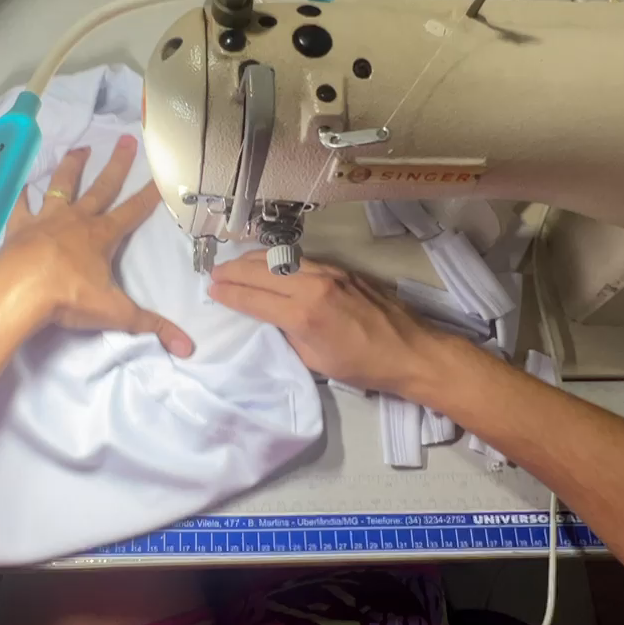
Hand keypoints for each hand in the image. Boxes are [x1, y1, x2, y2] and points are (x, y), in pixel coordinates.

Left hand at [0, 135, 194, 356]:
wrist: (20, 293)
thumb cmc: (69, 298)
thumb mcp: (117, 314)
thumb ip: (152, 327)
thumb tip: (188, 348)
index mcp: (102, 236)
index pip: (133, 211)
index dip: (150, 194)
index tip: (163, 174)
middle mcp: (77, 220)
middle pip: (101, 188)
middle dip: (116, 164)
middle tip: (126, 139)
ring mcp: (46, 220)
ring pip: (62, 186)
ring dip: (72, 167)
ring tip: (81, 149)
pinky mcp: (19, 228)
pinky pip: (21, 206)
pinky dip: (22, 195)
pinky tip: (23, 185)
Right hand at [208, 252, 459, 395]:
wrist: (411, 351)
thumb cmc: (363, 366)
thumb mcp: (315, 360)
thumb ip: (289, 335)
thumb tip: (272, 320)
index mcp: (304, 314)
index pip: (254, 299)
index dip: (229, 294)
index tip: (212, 290)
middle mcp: (314, 286)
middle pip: (262, 271)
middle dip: (234, 271)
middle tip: (214, 272)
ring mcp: (331, 273)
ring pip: (282, 258)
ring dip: (253, 259)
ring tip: (235, 263)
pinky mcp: (343, 269)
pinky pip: (302, 258)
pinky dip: (279, 259)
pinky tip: (270, 263)